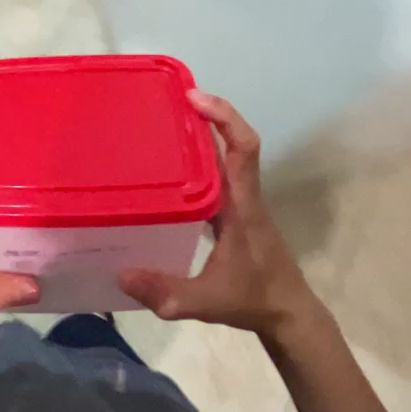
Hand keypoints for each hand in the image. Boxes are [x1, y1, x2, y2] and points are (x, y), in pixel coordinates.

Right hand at [119, 91, 318, 335]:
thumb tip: (122, 276)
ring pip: (223, 156)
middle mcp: (243, 194)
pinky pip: (216, 173)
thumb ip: (167, 292)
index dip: (224, 117)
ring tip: (159, 124)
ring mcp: (240, 201)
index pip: (244, 148)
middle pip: (231, 142)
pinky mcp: (234, 211)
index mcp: (242, 205)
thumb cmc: (253, 300)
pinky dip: (196, 159)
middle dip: (203, 115)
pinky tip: (167, 167)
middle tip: (163, 102)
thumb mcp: (207, 302)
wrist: (289, 314)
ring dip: (199, 135)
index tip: (193, 98)